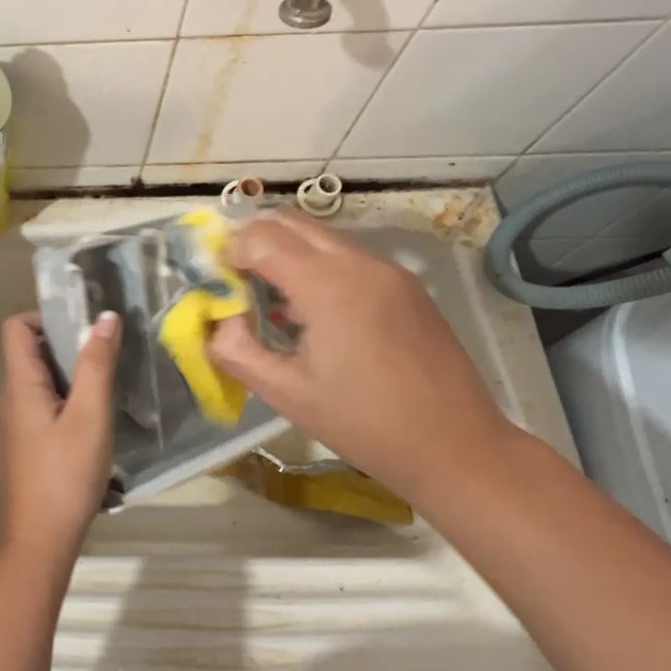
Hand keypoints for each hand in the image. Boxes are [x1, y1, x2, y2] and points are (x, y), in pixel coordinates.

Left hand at [0, 310, 120, 557]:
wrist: (39, 540)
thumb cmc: (66, 475)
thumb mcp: (90, 416)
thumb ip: (97, 365)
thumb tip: (104, 317)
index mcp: (19, 385)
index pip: (17, 327)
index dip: (46, 316)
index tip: (84, 327)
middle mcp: (7, 400)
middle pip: (30, 354)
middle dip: (67, 348)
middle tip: (106, 358)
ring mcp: (10, 427)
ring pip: (38, 386)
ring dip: (69, 380)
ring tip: (104, 393)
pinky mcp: (19, 449)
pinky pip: (39, 412)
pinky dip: (63, 407)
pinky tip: (91, 429)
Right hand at [208, 210, 518, 492]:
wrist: (456, 446)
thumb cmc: (363, 424)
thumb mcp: (286, 393)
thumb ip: (236, 350)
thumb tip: (215, 320)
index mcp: (328, 286)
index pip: (260, 238)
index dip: (227, 253)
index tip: (214, 284)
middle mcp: (360, 264)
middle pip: (291, 224)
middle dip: (253, 242)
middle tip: (232, 280)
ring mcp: (390, 272)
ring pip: (322, 239)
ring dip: (286, 254)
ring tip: (269, 301)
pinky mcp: (408, 287)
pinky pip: (349, 259)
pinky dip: (318, 268)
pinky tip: (310, 314)